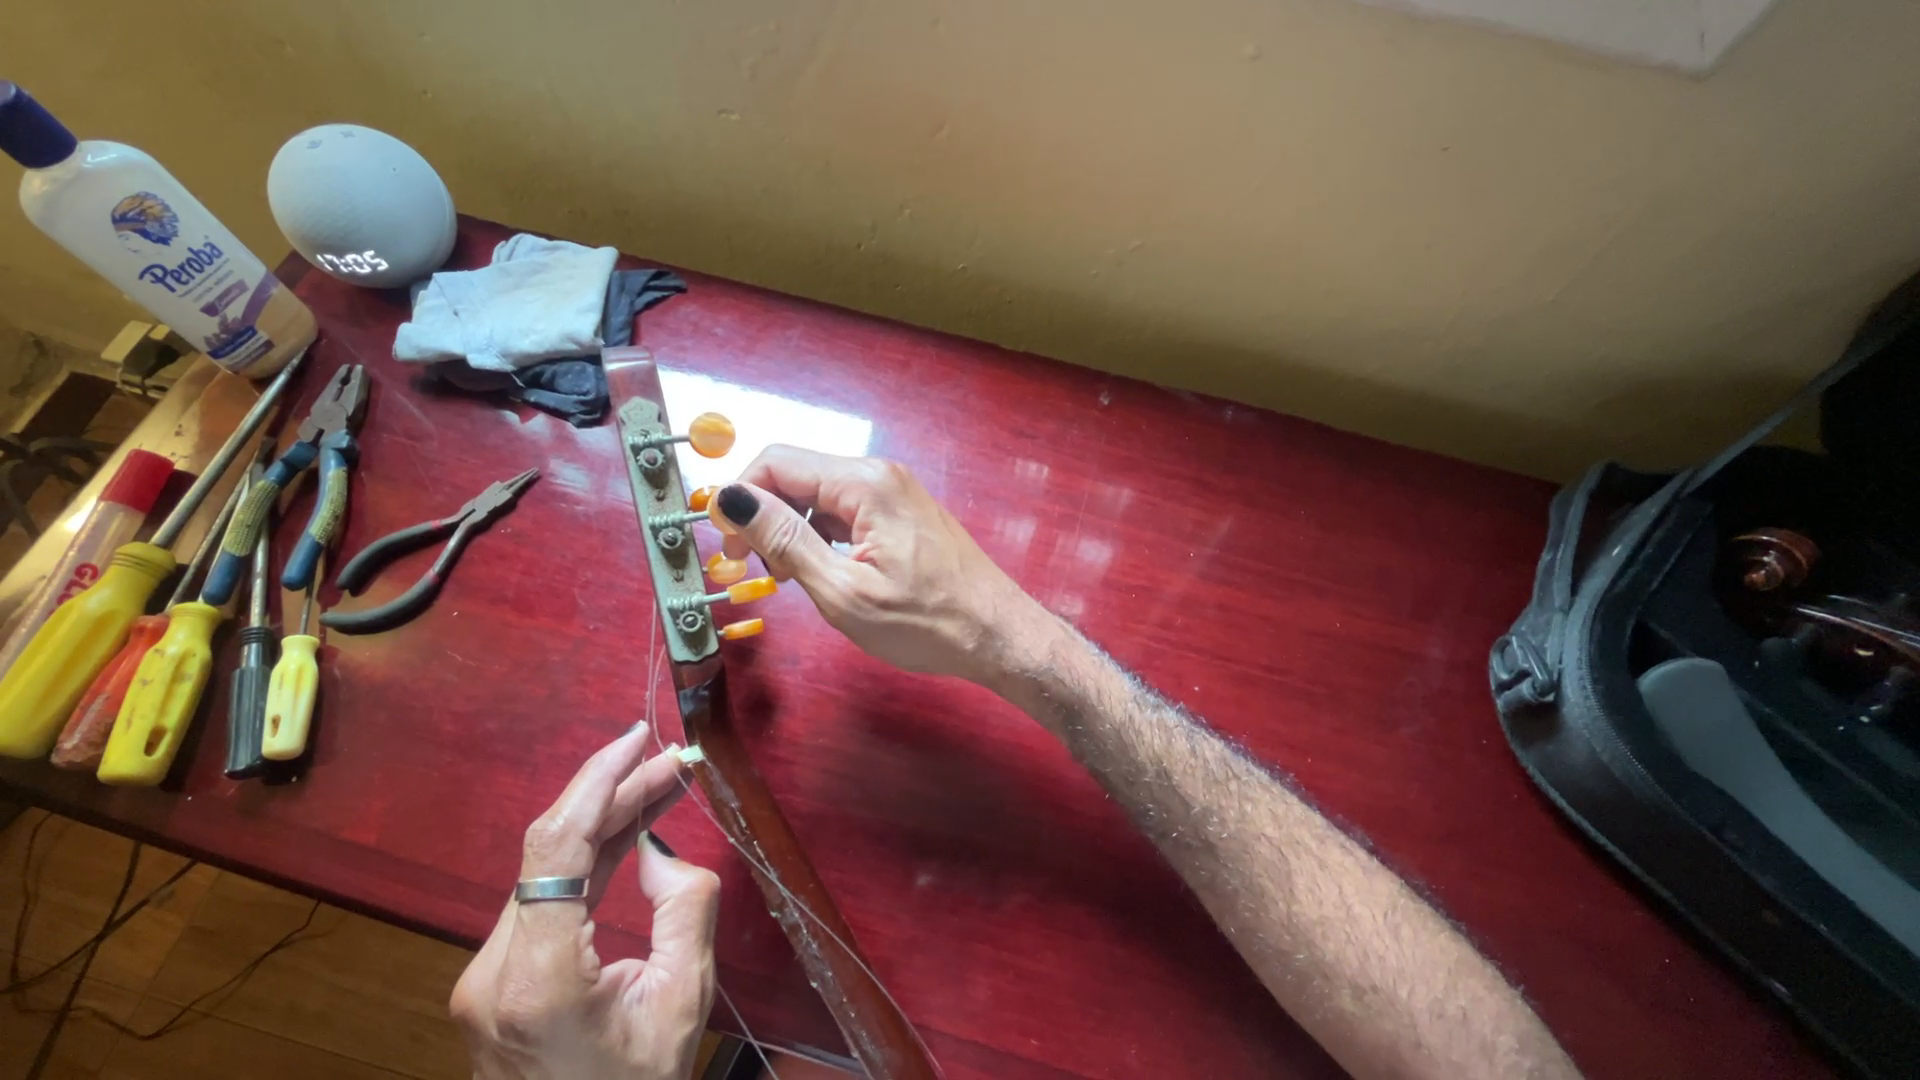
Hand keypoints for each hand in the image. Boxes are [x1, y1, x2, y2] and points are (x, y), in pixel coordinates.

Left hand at [450, 726, 719, 1079]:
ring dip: (606, 820)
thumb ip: (683, 907)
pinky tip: (628, 831)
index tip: (639, 741)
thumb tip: (656, 851)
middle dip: (615, 793)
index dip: (597, 782)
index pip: (556, 848)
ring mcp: (485, 972)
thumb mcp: (684, 999)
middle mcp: (494, 967)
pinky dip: (590, 856)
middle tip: (672, 761)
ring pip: (547, 866)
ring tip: (661, 784)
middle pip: (552, 848)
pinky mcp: (494, 975)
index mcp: (539, 977)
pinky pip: (545, 894)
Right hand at [716, 445, 1045, 682]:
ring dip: (791, 529)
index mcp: (865, 483)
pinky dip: (820, 536)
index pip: (776, 463)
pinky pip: (844, 511)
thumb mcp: (843, 591)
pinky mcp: (901, 513)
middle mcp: (879, 474)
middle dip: (764, 516)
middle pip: (796, 475)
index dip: (739, 499)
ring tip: (791, 578)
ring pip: (818, 495)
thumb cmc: (928, 623)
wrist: (998, 635)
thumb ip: (785, 540)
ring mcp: (893, 492)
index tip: (728, 547)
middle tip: (758, 570)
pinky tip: (822, 571)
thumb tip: (733, 498)